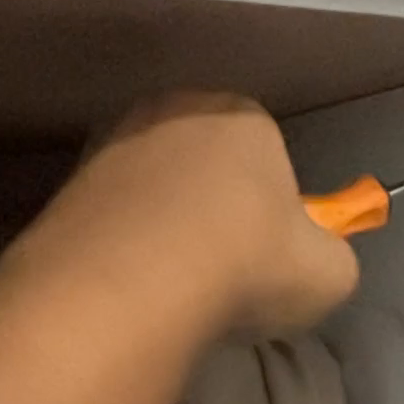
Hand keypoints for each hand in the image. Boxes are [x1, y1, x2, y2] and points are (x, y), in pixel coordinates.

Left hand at [0, 93, 359, 335]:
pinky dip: (129, 250)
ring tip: (178, 291)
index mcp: (244, 118)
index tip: (269, 261)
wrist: (135, 286)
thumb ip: (333, 259)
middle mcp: (174, 112)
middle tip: (225, 278)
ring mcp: (113, 145)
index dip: (276, 215)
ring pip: (159, 195)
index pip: (271, 159)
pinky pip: (116, 220)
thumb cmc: (248, 267)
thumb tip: (318, 261)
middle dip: (219, 216)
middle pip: (209, 171)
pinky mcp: (70, 186)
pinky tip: (139, 290)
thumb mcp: (330, 276)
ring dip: (170, 233)